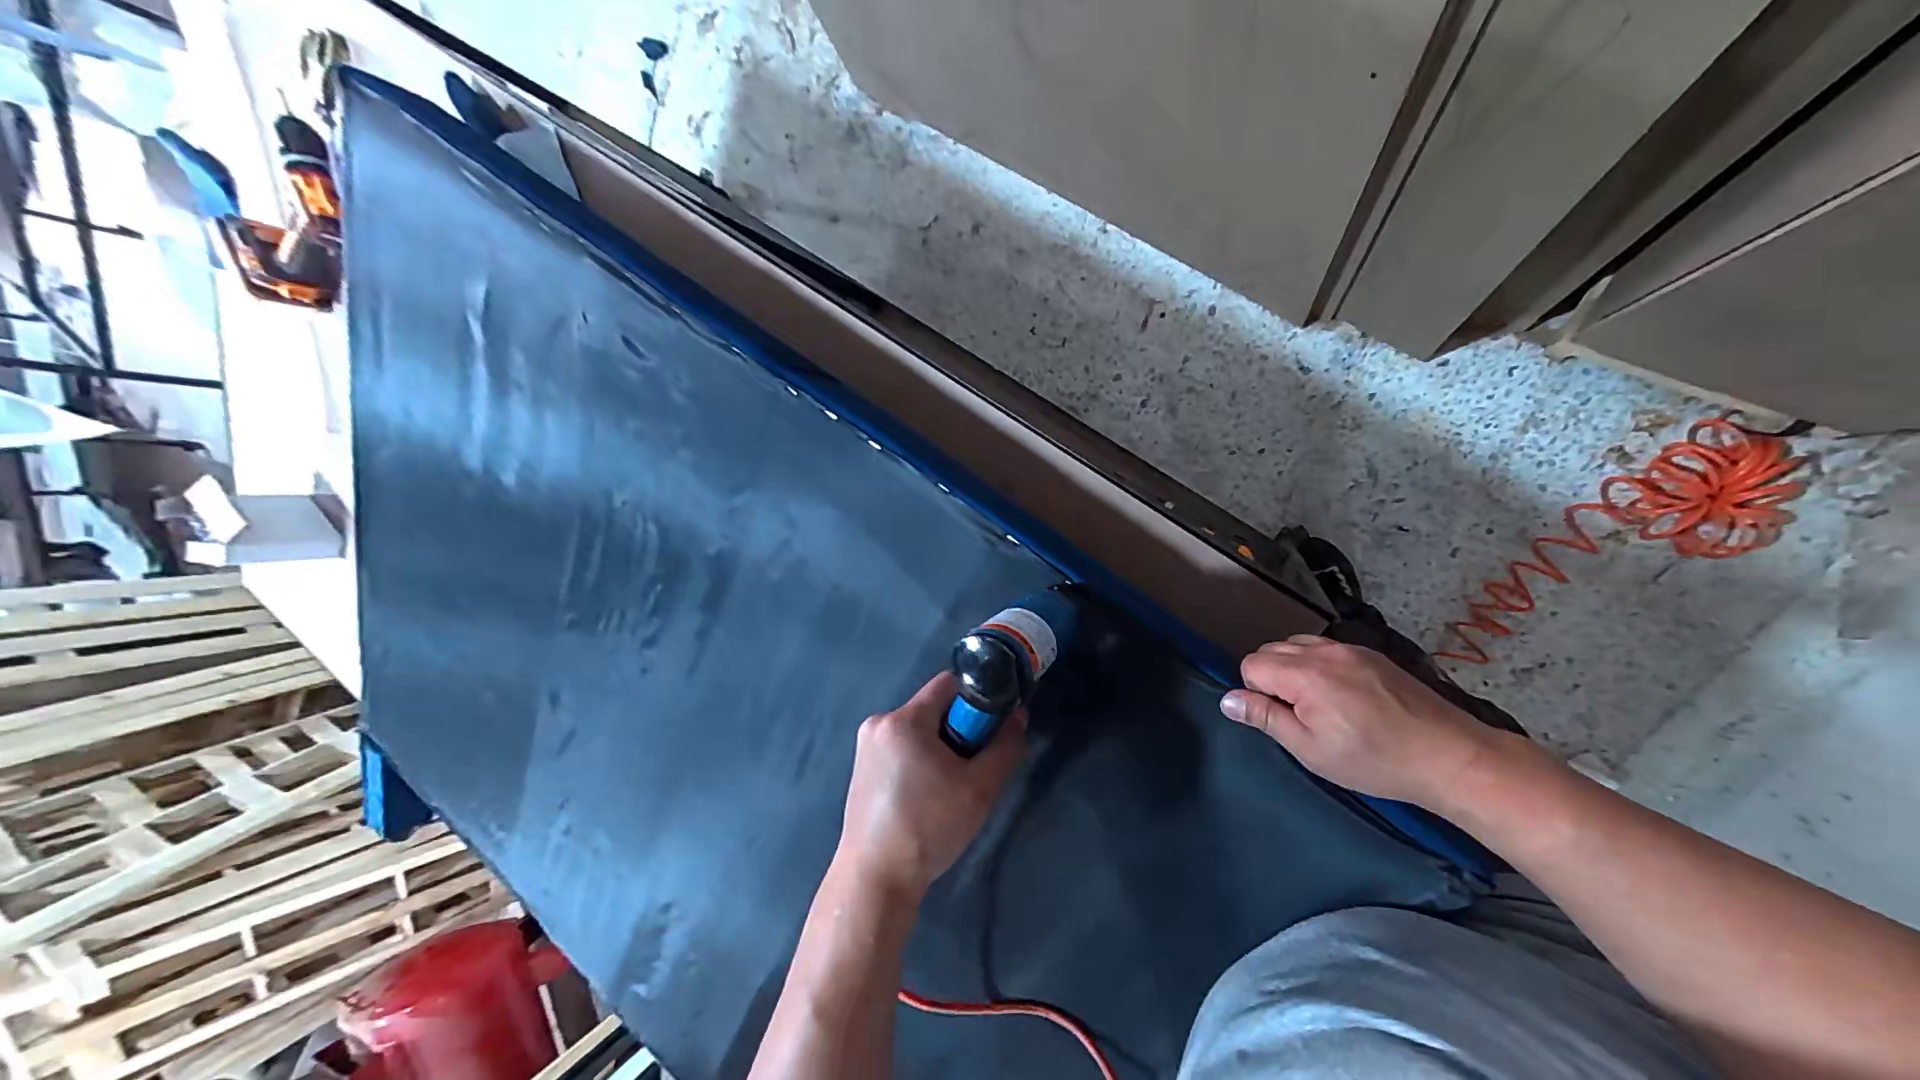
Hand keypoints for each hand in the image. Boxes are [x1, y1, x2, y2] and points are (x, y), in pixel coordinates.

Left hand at [836, 672, 1025, 898]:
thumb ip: (1004, 747)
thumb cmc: (928, 827)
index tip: (989, 734)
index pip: (949, 684)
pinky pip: (901, 748)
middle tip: (970, 770)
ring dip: (940, 748)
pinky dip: (920, 761)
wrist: (876, 879)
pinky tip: (926, 797)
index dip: (977, 702)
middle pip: (933, 708)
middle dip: (958, 730)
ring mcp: (866, 746)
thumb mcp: (979, 788)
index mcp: (904, 719)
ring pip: (918, 730)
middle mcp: (879, 722)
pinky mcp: (861, 768)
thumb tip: (1019, 715)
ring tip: (948, 789)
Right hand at [1220, 635, 1523, 809]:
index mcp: (1304, 673)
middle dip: (1272, 677)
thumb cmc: (1374, 760)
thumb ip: (1265, 717)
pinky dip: (1320, 666)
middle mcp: (1324, 651)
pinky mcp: (1373, 655)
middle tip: (1298, 716)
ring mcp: (1351, 649)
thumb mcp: (1310, 748)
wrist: (1449, 755)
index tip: (1281, 719)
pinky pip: (1327, 649)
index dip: (1256, 692)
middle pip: (1272, 649)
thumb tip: (1228, 700)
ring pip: (1298, 645)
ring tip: (1319, 705)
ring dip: (1295, 669)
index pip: (1252, 664)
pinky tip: (1343, 697)